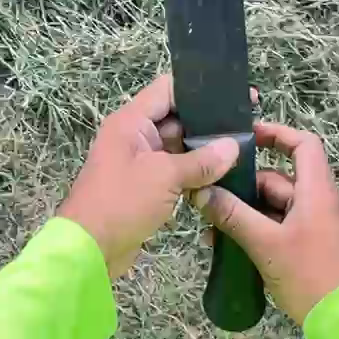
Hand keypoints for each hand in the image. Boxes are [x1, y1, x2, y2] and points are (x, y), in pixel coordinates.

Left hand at [58, 75, 244, 277]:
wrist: (89, 248)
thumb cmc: (122, 202)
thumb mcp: (164, 176)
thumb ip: (201, 160)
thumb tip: (233, 146)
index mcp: (131, 121)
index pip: (168, 89)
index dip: (201, 90)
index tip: (238, 96)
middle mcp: (134, 136)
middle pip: (176, 118)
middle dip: (209, 123)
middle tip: (248, 127)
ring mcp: (139, 161)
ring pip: (177, 146)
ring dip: (204, 151)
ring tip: (244, 150)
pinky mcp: (145, 186)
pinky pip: (174, 170)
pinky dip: (194, 173)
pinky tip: (223, 177)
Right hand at [191, 121, 338, 323]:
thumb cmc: (311, 275)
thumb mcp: (266, 244)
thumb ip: (233, 216)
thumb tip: (201, 192)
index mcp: (315, 192)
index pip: (303, 145)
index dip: (276, 134)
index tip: (245, 137)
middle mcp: (316, 203)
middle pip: (276, 179)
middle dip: (241, 187)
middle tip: (208, 197)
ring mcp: (312, 227)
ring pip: (271, 207)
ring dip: (242, 214)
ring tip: (211, 229)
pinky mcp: (307, 249)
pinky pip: (275, 228)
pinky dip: (252, 232)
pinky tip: (226, 247)